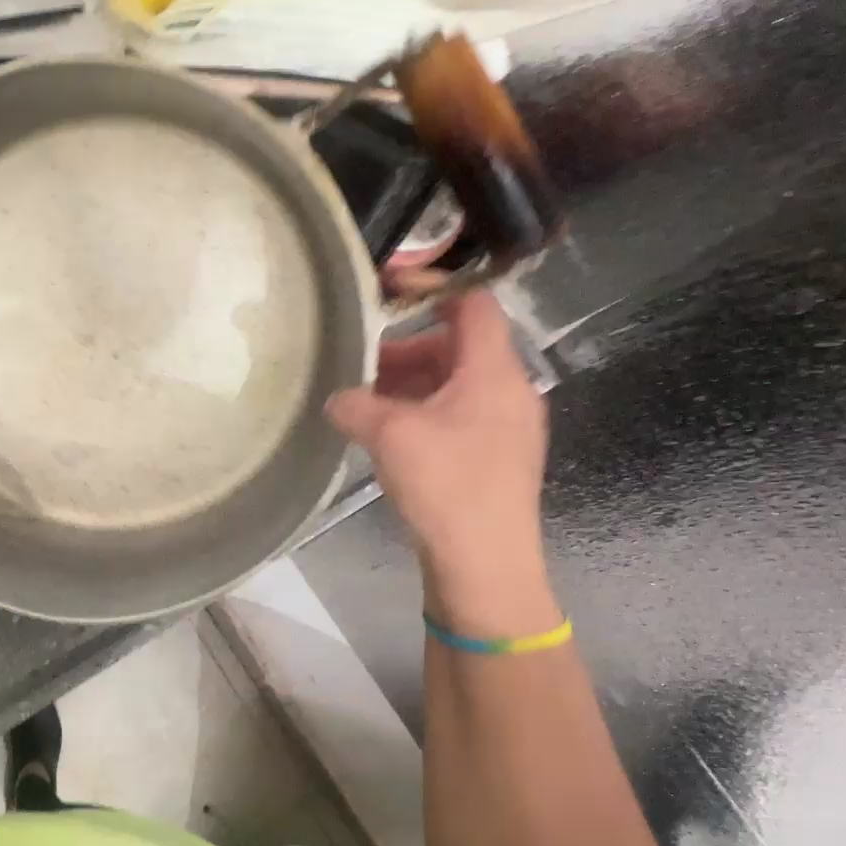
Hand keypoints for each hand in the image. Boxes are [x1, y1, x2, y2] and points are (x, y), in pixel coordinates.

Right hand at [326, 285, 551, 629]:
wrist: (485, 560)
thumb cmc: (446, 484)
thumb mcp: (389, 435)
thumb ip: (355, 405)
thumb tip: (338, 398)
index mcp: (492, 372)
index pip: (473, 304)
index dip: (432, 285)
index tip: (385, 286)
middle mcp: (507, 390)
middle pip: (456, 346)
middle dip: (403, 350)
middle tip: (357, 367)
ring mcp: (504, 426)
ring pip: (452, 384)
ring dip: (406, 385)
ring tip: (363, 406)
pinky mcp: (493, 456)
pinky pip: (454, 415)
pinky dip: (418, 412)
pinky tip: (386, 439)